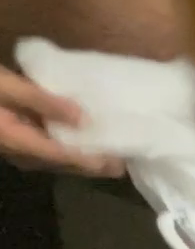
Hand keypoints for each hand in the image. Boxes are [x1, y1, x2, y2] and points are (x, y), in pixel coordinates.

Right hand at [0, 69, 121, 176]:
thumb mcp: (2, 83)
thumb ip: (42, 101)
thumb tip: (84, 118)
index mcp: (14, 139)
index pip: (65, 157)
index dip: (97, 160)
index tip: (124, 158)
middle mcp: (16, 152)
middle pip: (67, 165)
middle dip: (97, 163)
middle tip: (127, 156)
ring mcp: (15, 152)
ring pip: (60, 164)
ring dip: (86, 159)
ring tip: (116, 151)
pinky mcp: (15, 146)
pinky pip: (50, 155)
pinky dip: (71, 152)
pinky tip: (89, 143)